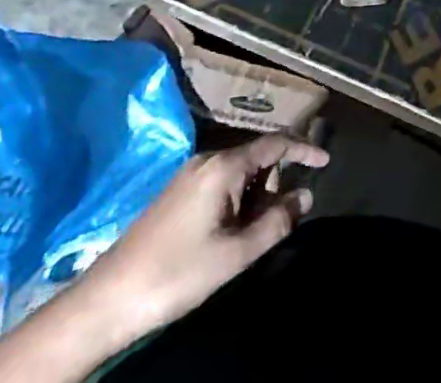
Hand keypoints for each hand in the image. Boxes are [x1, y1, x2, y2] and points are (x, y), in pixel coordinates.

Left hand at [75, 135, 328, 339]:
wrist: (113, 295)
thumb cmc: (179, 271)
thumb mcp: (237, 252)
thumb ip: (277, 221)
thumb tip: (306, 196)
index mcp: (222, 166)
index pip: (273, 144)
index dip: (303, 149)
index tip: (327, 161)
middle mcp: (206, 159)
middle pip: (256, 159)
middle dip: (276, 184)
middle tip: (283, 223)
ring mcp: (189, 174)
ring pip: (238, 174)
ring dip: (256, 197)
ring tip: (256, 235)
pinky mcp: (178, 191)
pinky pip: (220, 183)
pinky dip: (238, 201)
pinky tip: (234, 233)